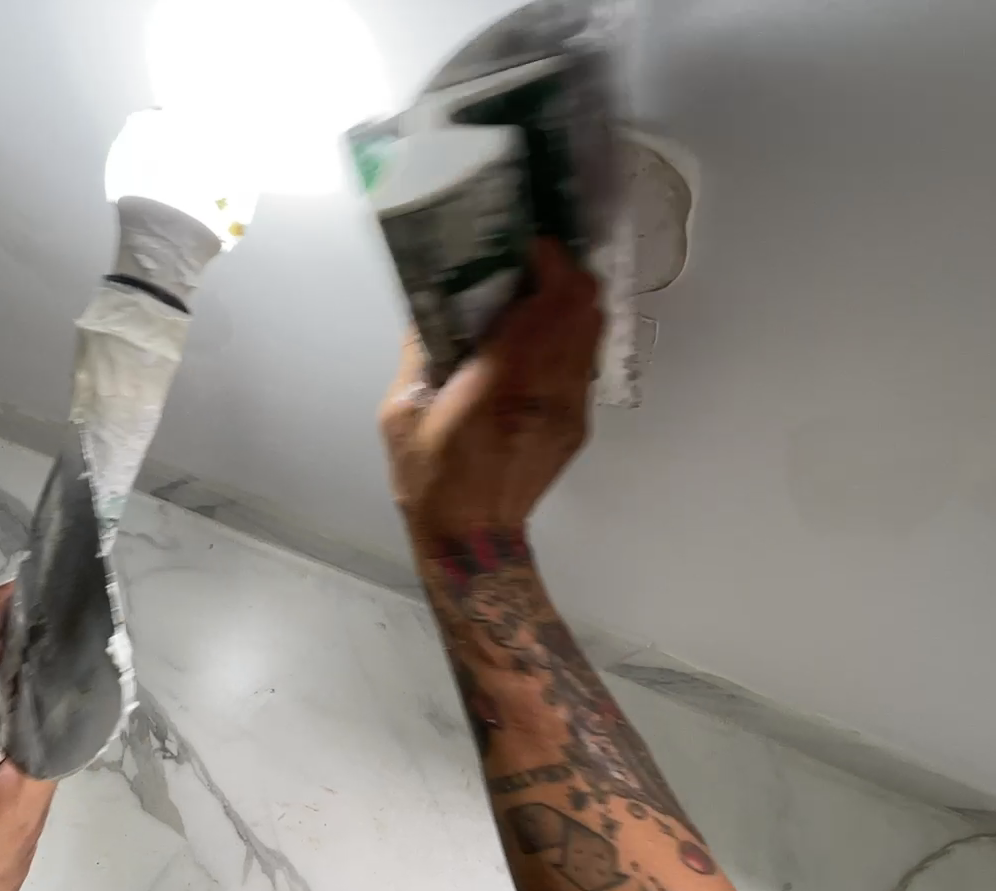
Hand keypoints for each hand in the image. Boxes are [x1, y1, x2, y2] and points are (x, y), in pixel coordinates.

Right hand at [379, 240, 602, 553]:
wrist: (474, 539)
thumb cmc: (430, 480)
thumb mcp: (401, 414)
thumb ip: (419, 353)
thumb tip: (430, 307)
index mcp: (499, 383)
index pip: (550, 300)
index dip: (545, 260)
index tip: (520, 247)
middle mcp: (547, 390)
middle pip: (584, 305)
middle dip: (562, 272)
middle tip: (527, 266)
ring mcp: (570, 408)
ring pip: (593, 330)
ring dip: (570, 303)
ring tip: (534, 298)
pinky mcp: (577, 424)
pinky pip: (586, 361)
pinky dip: (569, 337)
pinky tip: (538, 343)